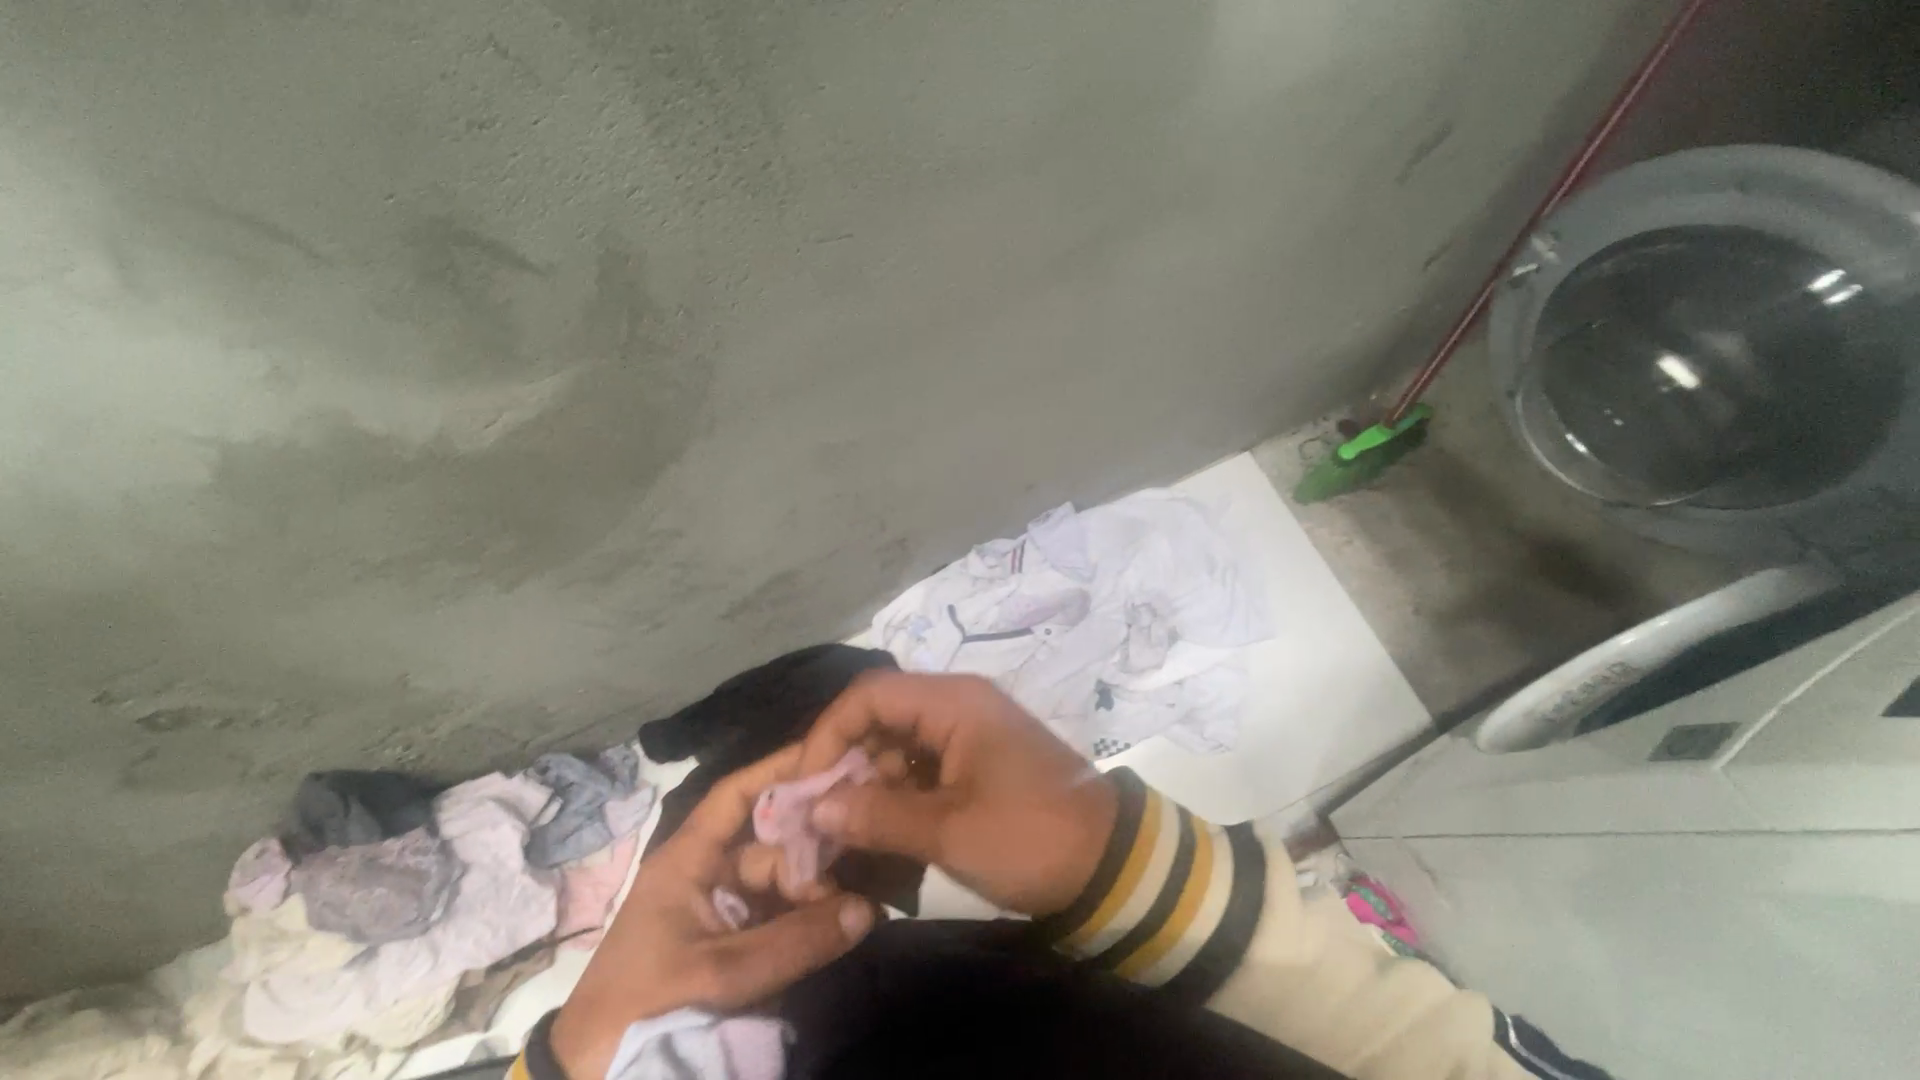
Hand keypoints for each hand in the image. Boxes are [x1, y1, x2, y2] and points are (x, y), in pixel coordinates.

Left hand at [550, 746, 875, 1079]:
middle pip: (770, 845)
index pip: (736, 796)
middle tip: (845, 893)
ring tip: (847, 918)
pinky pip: (779, 918)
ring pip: (780, 884)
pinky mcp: (731, 944)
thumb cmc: (646, 1006)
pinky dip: (806, 923)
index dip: (779, 771)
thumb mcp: (719, 973)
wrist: (599, 1075)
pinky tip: (837, 928)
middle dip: (809, 861)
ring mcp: (720, 911)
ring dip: (813, 898)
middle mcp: (706, 875)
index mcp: (686, 861)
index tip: (830, 758)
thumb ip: (793, 942)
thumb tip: (866, 909)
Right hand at [797, 672, 1117, 916]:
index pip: (868, 695)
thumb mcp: (949, 831)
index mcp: (953, 703)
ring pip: (898, 744)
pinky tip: (879, 831)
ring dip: (868, 784)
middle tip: (819, 817)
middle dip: (845, 764)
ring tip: (844, 832)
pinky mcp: (978, 763)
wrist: (1111, 865)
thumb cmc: (1029, 837)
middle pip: (880, 717)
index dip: (828, 736)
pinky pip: (922, 767)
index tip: (805, 787)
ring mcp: (970, 734)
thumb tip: (815, 809)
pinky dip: (896, 794)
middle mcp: (959, 706)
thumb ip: (876, 815)